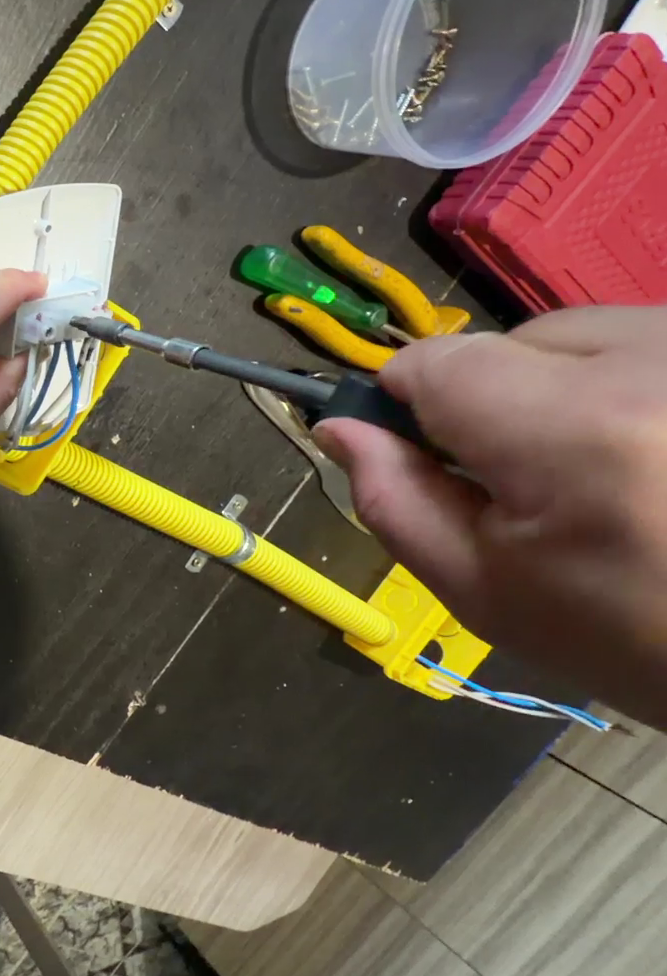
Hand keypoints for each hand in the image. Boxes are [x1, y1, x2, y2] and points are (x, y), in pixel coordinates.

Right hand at [315, 307, 666, 726]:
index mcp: (576, 431)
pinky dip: (641, 388)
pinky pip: (656, 350)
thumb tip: (340, 427)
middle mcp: (662, 367)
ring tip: (615, 465)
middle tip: (537, 478)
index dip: (409, 402)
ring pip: (595, 334)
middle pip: (519, 339)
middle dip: (501, 396)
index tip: (426, 454)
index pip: (438, 361)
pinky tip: (661, 452)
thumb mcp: (481, 588)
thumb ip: (392, 498)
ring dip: (575, 387)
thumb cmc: (639, 640)